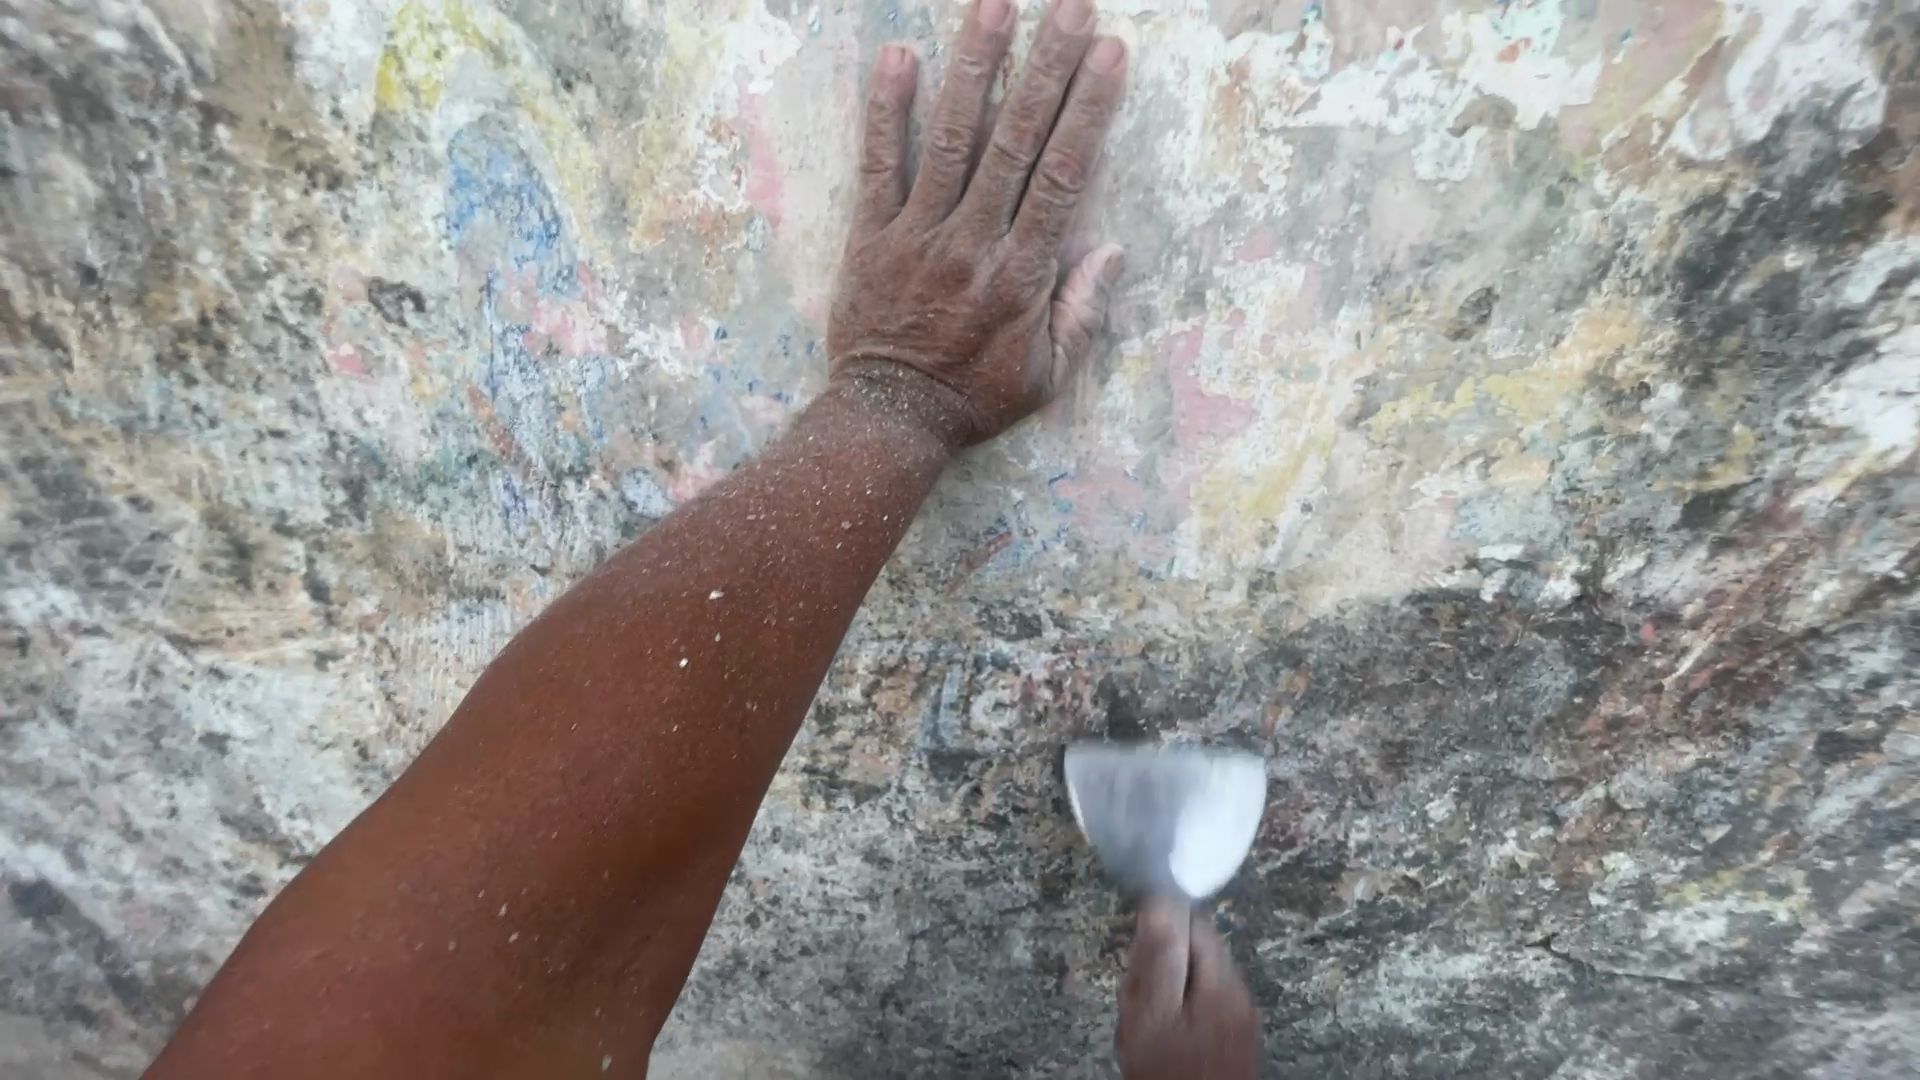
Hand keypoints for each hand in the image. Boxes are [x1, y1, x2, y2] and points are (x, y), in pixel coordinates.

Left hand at [828, 0, 1128, 448]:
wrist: (895, 417)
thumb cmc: (976, 399)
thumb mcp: (1047, 376)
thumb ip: (1081, 314)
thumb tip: (1113, 249)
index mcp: (1022, 277)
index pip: (1061, 179)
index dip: (1087, 113)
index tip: (1109, 55)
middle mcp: (973, 245)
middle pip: (1014, 144)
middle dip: (1045, 69)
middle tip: (1069, 6)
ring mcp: (919, 237)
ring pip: (950, 142)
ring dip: (973, 68)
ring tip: (994, 5)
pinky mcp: (871, 240)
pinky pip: (878, 168)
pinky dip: (886, 113)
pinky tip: (898, 58)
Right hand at [1118, 900, 1261, 1079]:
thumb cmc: (1166, 1071)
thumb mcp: (1147, 1015)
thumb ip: (1155, 956)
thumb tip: (1156, 902)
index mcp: (1221, 981)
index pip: (1191, 919)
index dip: (1161, 920)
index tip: (1138, 944)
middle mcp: (1241, 989)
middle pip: (1199, 942)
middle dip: (1168, 951)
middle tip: (1143, 985)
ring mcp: (1244, 1012)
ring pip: (1203, 967)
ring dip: (1178, 973)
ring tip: (1156, 1008)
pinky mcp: (1242, 1029)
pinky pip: (1211, 992)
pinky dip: (1190, 995)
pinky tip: (1175, 1022)